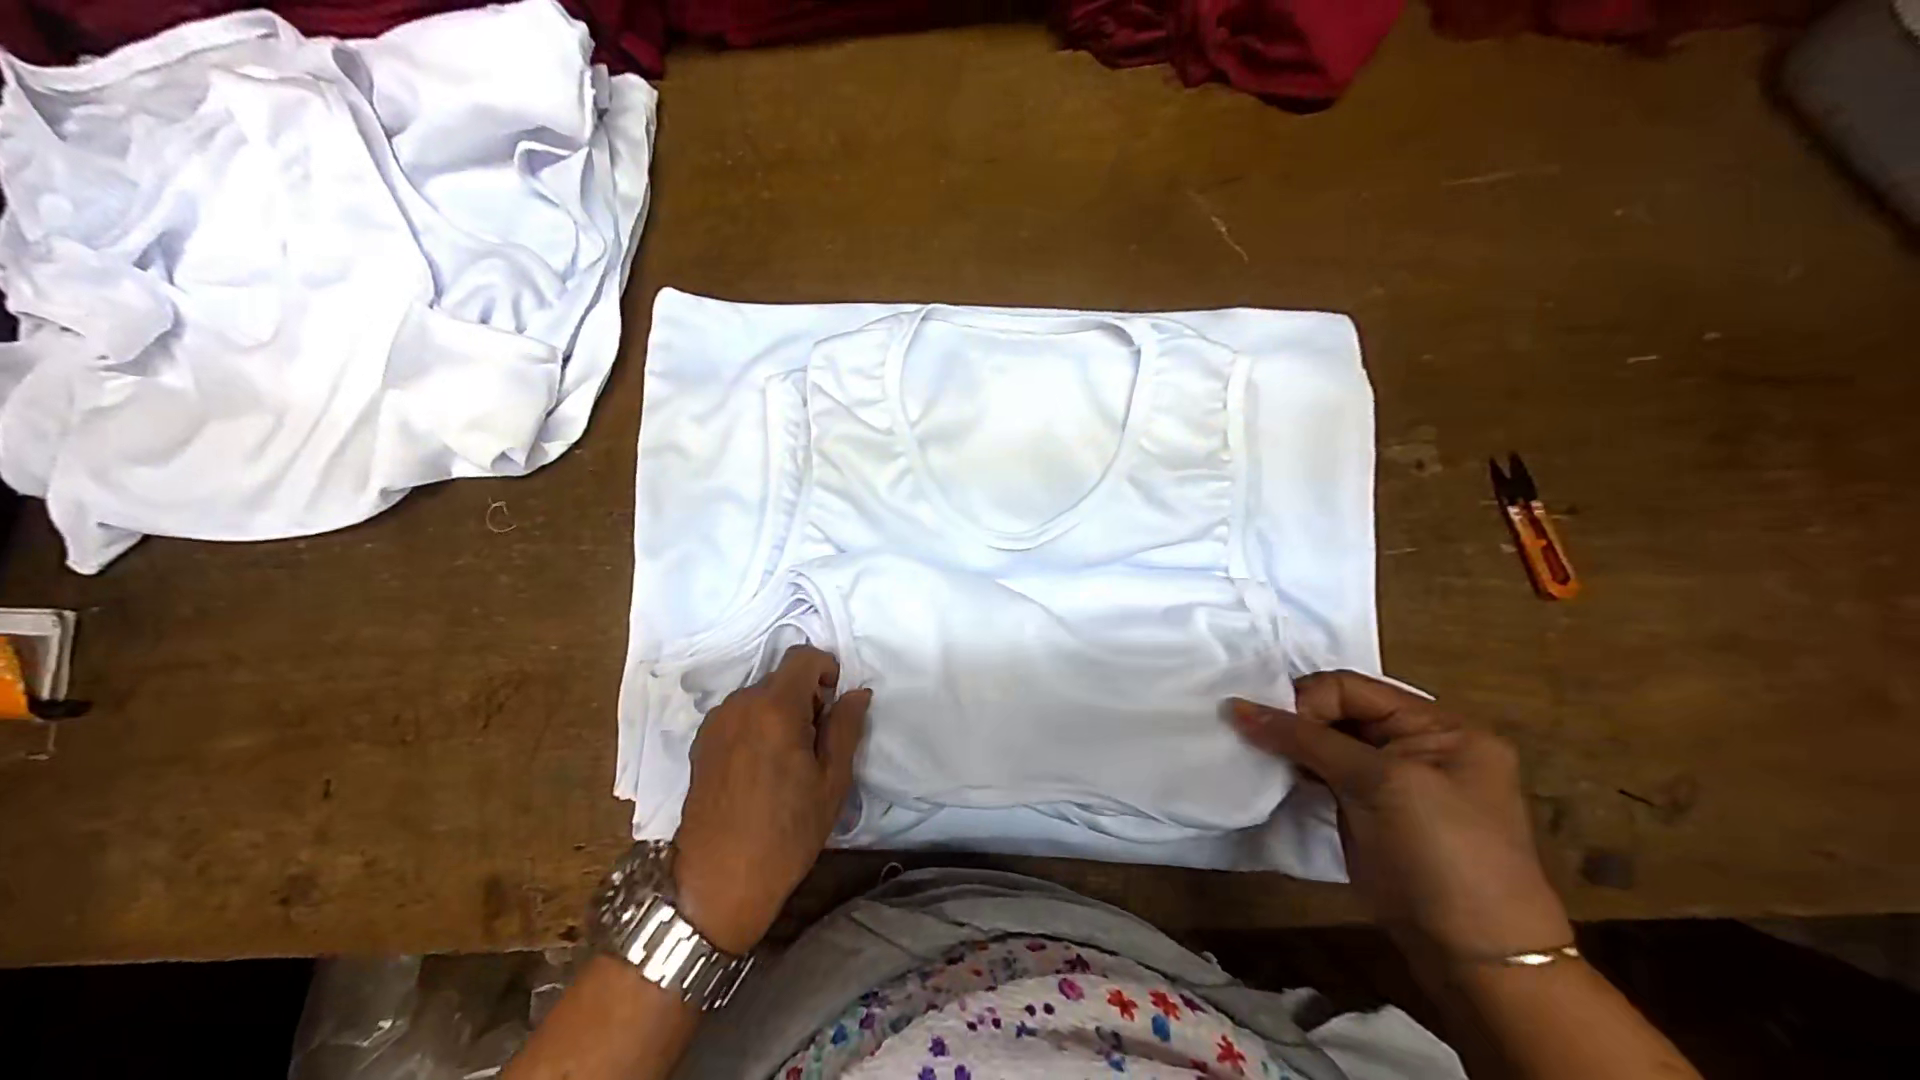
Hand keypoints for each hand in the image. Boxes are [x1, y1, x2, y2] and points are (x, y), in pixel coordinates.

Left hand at [672, 645, 870, 953]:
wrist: (719, 881)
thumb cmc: (786, 832)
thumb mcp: (832, 781)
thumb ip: (846, 727)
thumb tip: (857, 693)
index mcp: (775, 708)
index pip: (803, 657)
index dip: (826, 669)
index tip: (834, 703)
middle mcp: (740, 705)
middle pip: (781, 678)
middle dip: (805, 697)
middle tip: (817, 742)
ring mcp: (715, 723)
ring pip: (759, 697)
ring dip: (780, 712)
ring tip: (789, 760)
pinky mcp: (701, 743)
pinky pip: (738, 716)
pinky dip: (757, 726)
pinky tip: (761, 768)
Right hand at [1229, 672, 1571, 964]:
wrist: (1475, 958)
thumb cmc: (1440, 854)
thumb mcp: (1379, 783)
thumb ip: (1307, 739)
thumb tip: (1236, 707)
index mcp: (1440, 727)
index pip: (1353, 689)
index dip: (1307, 700)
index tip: (1268, 726)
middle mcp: (1418, 745)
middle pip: (1339, 712)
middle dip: (1296, 721)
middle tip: (1255, 738)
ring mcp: (1394, 781)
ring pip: (1327, 743)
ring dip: (1292, 746)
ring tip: (1258, 754)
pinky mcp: (1370, 812)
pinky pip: (1326, 774)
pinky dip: (1298, 770)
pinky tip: (1275, 775)